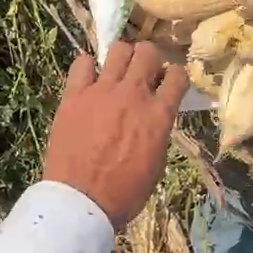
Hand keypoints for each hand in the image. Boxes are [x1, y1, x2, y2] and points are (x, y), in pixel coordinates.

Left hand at [41, 41, 188, 228]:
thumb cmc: (124, 193)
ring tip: (117, 71)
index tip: (168, 82)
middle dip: (149, 58)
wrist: (81, 203)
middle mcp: (134, 94)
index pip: (178, 75)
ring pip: (119, 49)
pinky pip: (82, 63)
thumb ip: (158, 130)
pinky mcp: (75, 94)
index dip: (175, 76)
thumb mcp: (156, 163)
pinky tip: (89, 79)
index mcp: (159, 114)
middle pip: (148, 52)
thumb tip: (154, 115)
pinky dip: (88, 67)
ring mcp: (102, 90)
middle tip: (143, 72)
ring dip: (122, 57)